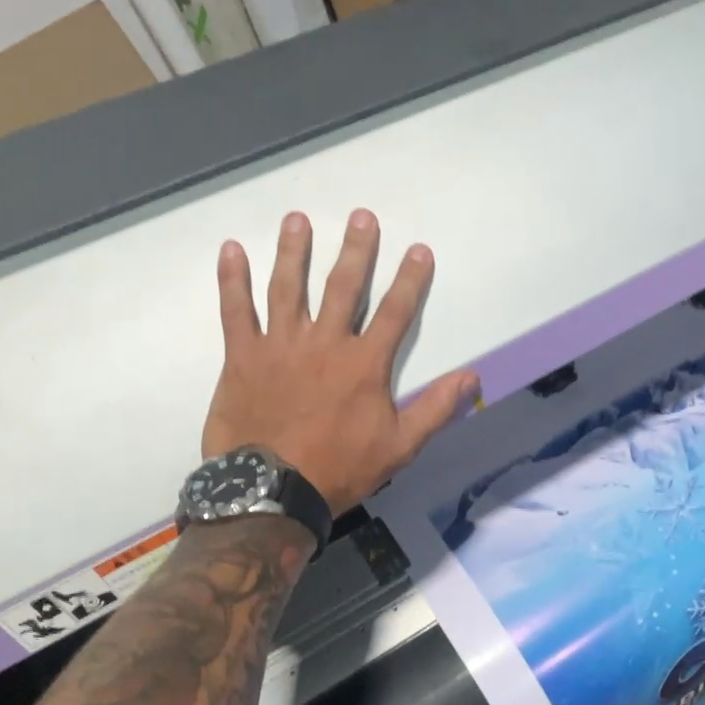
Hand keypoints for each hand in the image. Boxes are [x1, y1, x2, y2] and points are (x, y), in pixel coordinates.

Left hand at [203, 209, 478, 514]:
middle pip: (344, 287)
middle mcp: (325, 343)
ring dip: (295, 251)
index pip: (396, 312)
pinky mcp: (243, 356)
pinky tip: (232, 250)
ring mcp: (280, 345)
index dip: (410, 280)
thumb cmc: (341, 468)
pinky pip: (236, 310)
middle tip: (361, 216)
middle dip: (356, 250)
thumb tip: (473, 378)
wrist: (272, 488)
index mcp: (365, 364)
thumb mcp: (401, 446)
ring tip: (298, 219)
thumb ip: (436, 408)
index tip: (419, 250)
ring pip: (289, 287)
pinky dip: (232, 280)